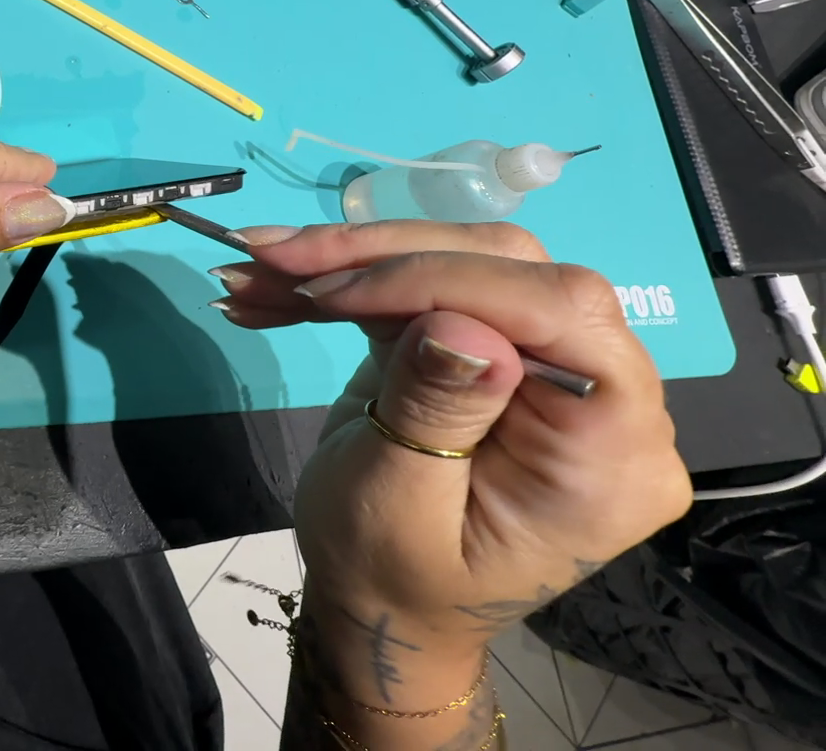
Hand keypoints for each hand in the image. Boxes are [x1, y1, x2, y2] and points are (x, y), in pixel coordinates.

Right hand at [209, 221, 690, 710]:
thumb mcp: (396, 505)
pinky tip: (265, 294)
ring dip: (338, 261)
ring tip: (246, 274)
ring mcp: (530, 363)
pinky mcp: (472, 350)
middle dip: (372, 254)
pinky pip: (408, 293)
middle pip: (500, 267)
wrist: (379, 598)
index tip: (324, 294)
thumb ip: (435, 412)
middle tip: (267, 258)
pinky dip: (330, 287)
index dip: (439, 280)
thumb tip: (455, 321)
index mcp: (606, 450)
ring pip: (447, 262)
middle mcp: (590, 390)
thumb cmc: (388, 573)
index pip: (556, 310)